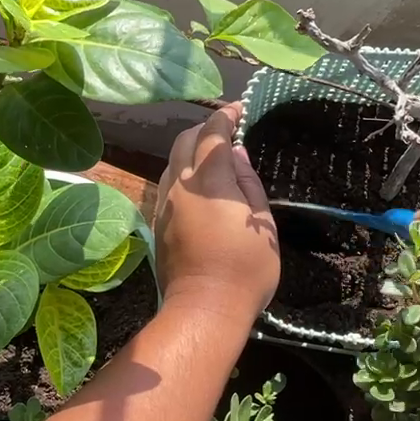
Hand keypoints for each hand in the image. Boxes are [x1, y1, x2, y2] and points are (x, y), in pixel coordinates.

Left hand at [154, 103, 278, 318]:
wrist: (204, 309)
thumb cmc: (245, 268)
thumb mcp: (262, 224)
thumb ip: (249, 183)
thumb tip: (237, 155)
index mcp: (209, 181)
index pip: (213, 133)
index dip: (226, 116)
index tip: (240, 111)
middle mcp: (179, 186)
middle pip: (185, 141)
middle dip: (205, 130)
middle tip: (228, 135)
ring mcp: (163, 205)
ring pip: (171, 163)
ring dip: (191, 153)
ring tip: (214, 161)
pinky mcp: (157, 223)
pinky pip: (167, 185)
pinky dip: (182, 175)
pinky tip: (199, 189)